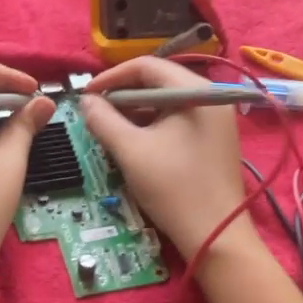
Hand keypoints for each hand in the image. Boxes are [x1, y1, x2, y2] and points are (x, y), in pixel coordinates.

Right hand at [78, 57, 253, 261]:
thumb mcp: (130, 151)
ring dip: (135, 111)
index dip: (111, 77)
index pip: (147, 66)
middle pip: (157, 81)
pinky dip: (151, 125)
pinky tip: (132, 141)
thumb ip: (103, 120)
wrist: (216, 237)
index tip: (86, 95)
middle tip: (95, 112)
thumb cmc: (174, 189)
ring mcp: (215, 119)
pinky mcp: (212, 138)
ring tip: (108, 128)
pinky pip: (176, 119)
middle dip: (122, 94)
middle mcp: (210, 97)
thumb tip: (86, 102)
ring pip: (165, 102)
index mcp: (196, 92)